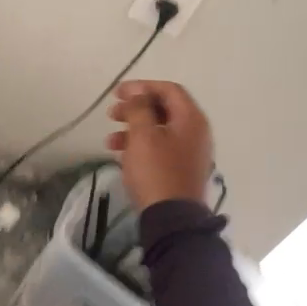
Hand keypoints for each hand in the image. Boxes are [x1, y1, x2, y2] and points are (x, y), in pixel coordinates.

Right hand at [107, 81, 212, 211]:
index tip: (117, 93)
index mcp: (191, 118)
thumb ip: (139, 108)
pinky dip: (142, 147)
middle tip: (111, 115)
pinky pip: (161, 149)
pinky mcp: (182, 170)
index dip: (142, 87)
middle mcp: (196, 132)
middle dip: (136, 110)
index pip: (169, 90)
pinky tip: (122, 157)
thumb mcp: (143, 136)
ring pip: (160, 131)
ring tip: (110, 141)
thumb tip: (138, 92)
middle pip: (164, 110)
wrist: (172, 218)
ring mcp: (191, 153)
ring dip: (134, 130)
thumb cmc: (156, 171)